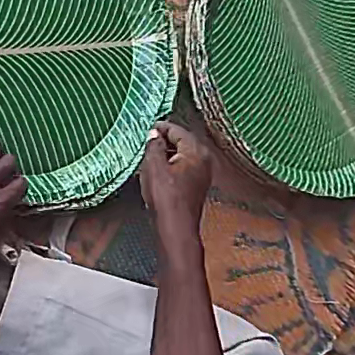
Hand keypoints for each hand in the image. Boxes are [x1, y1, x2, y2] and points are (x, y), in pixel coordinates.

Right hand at [138, 121, 213, 250]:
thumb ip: (154, 146)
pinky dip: (173, 163)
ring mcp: (203, 173)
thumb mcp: (154, 167)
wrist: (176, 227)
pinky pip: (185, 166)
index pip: (178, 131)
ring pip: (184, 154)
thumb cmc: (166, 198)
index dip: (162, 127)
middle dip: (166, 139)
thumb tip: (154, 134)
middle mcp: (204, 160)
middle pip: (184, 142)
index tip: (150, 127)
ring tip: (151, 153)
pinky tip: (160, 169)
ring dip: (168, 152)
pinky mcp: (197, 185)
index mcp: (196, 152)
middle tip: (149, 138)